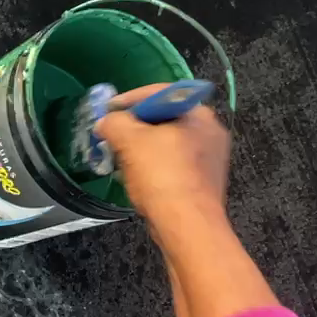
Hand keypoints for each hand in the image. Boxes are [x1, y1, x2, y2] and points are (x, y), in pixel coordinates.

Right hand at [95, 83, 231, 231]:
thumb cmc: (162, 175)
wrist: (186, 223)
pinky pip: (172, 164)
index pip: (161, 93)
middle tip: (112, 135)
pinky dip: (152, 166)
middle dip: (134, 127)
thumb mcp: (130, 141)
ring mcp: (209, 158)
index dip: (129, 99)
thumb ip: (114, 123)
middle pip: (164, 119)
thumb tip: (106, 122)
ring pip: (167, 143)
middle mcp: (210, 131)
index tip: (107, 110)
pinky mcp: (202, 181)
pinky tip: (137, 177)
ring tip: (120, 158)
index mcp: (198, 114)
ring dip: (141, 148)